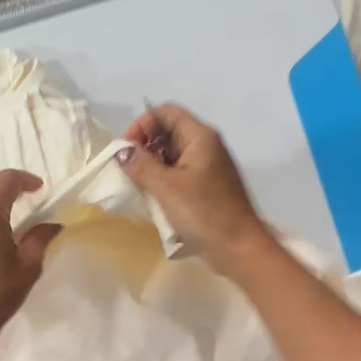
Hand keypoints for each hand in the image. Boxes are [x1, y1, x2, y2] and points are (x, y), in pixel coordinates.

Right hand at [117, 103, 272, 274]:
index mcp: (201, 136)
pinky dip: (165, 179)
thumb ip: (142, 165)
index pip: (166, 112)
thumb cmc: (204, 214)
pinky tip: (155, 196)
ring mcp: (210, 167)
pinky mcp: (209, 187)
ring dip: (153, 164)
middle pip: (170, 131)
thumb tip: (122, 150)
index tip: (126, 151)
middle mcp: (207, 145)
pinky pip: (182, 173)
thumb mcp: (167, 188)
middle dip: (145, 145)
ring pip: (174, 154)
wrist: (239, 248)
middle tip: (129, 170)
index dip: (142, 125)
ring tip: (139, 184)